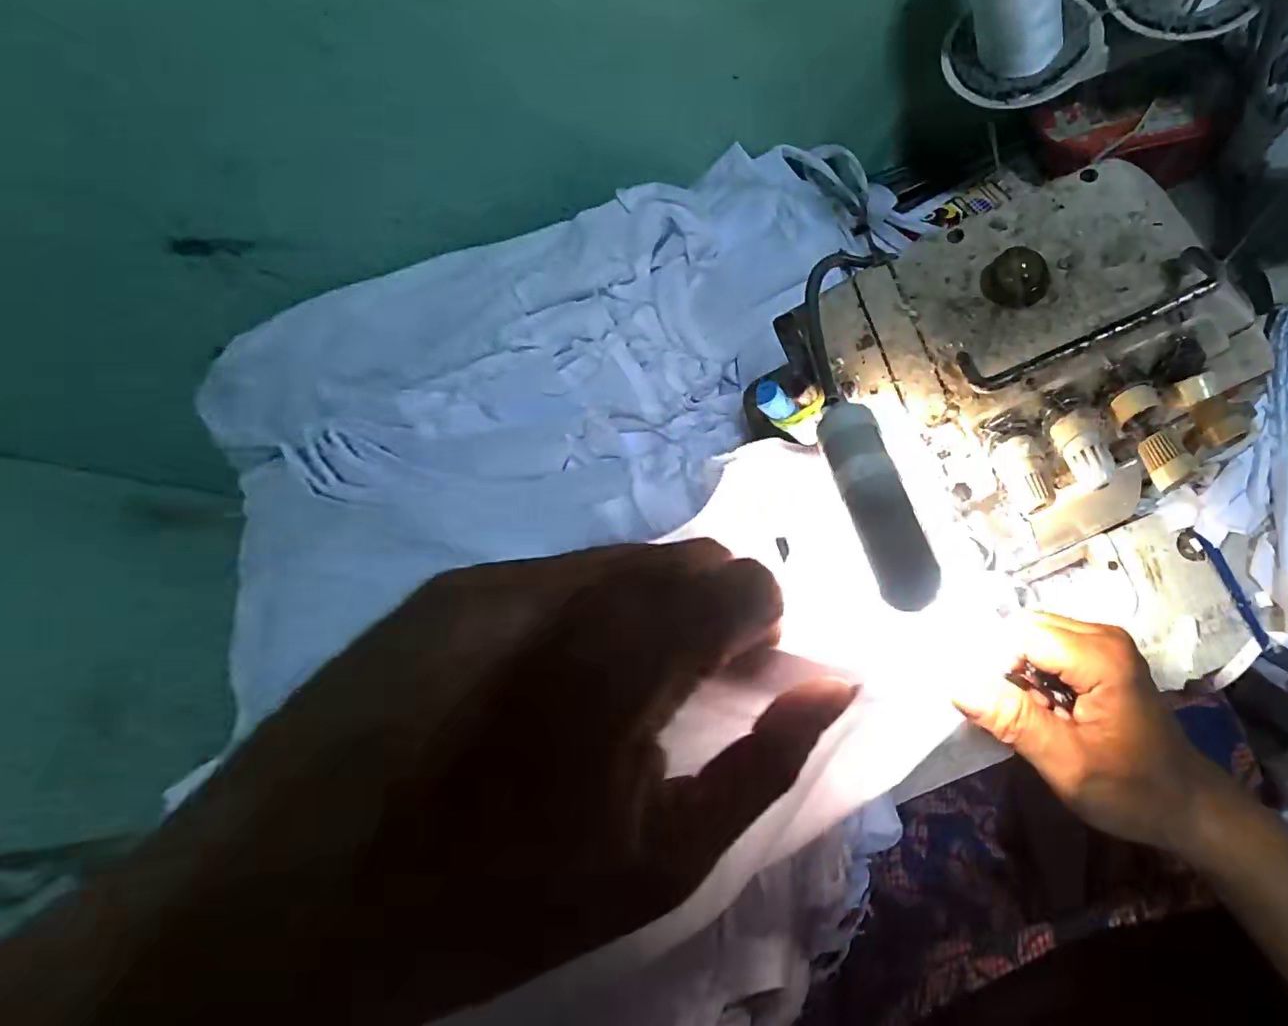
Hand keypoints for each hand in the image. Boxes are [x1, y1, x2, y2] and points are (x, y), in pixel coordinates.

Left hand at [7, 542, 853, 1024]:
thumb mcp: (663, 862)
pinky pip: (566, 571)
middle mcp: (566, 591)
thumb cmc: (491, 901)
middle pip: (695, 557)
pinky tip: (547, 675)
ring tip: (617, 680)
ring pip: (633, 557)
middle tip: (688, 683)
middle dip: (718, 608)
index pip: (744, 581)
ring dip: (657, 604)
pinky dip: (594, 605)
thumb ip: (769, 761)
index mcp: (624, 657)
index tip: (741, 678)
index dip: (762, 623)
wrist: (252, 927)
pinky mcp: (447, 588)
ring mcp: (497, 580)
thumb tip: (838, 681)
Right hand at [952, 612, 1235, 853]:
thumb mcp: (1067, 764)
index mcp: (1101, 655)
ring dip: (1021, 673)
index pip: (1023, 635)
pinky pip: (1054, 649)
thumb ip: (1015, 722)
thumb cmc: (1131, 789)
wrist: (1185, 803)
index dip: (995, 666)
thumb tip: (959, 687)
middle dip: (1006, 667)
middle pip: (1030, 629)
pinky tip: (1044, 711)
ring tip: (1028, 717)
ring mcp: (1106, 642)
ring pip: (1038, 637)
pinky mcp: (1104, 655)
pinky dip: (1038, 676)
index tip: (987, 708)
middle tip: (1006, 717)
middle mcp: (1103, 635)